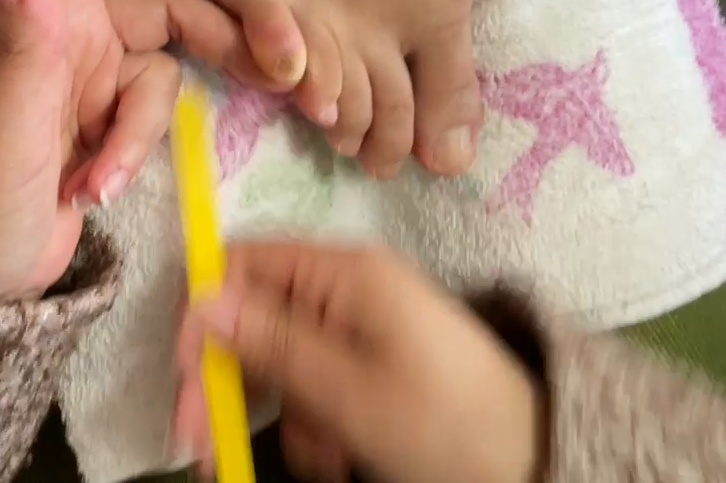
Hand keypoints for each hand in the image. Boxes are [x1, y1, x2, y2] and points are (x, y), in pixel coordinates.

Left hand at [0, 0, 279, 300]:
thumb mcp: (8, 123)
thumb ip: (22, 41)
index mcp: (52, 19)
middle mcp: (80, 39)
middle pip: (171, 13)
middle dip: (215, 41)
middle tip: (272, 75)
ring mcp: (100, 85)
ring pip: (165, 78)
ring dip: (142, 133)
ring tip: (101, 180)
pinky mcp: (114, 126)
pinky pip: (156, 120)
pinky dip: (138, 153)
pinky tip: (99, 191)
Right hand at [174, 241, 541, 482]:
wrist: (539, 464)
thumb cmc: (445, 422)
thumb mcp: (352, 391)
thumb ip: (273, 343)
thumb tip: (200, 299)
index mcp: (343, 271)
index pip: (248, 263)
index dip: (208, 310)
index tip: (186, 373)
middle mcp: (344, 285)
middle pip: (258, 316)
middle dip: (234, 380)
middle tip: (206, 447)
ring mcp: (356, 323)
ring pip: (282, 358)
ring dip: (284, 413)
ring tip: (325, 461)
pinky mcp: (368, 359)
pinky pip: (314, 381)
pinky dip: (314, 422)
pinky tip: (340, 457)